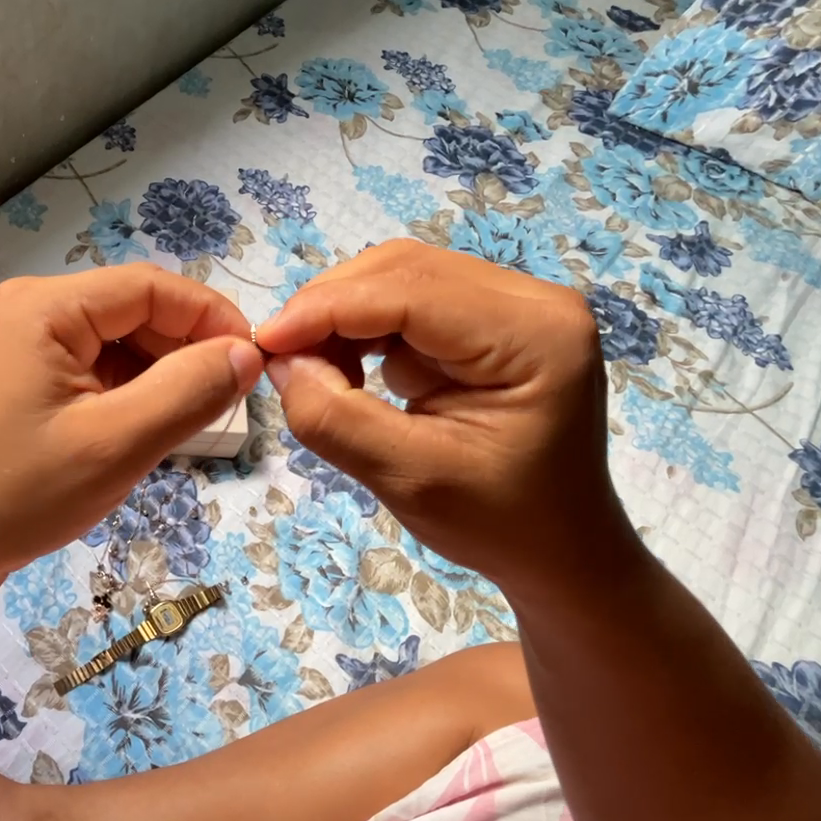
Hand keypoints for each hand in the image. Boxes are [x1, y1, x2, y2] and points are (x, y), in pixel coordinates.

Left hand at [0, 264, 263, 604]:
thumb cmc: (24, 496)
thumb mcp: (118, 444)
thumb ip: (190, 390)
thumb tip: (246, 352)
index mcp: (41, 306)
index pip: (147, 287)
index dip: (208, 316)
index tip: (252, 360)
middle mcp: (24, 305)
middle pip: (129, 307)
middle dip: (181, 347)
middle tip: (222, 397)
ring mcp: (15, 335)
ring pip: (111, 335)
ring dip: (155, 369)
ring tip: (184, 415)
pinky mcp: (15, 367)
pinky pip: (87, 359)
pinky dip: (123, 383)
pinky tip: (141, 418)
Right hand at [256, 240, 632, 598]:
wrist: (557, 550)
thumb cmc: (498, 523)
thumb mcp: (409, 479)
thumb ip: (336, 420)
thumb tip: (280, 363)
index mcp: (533, 335)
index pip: (410, 293)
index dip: (326, 309)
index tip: (263, 344)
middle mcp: (529, 301)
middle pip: (401, 270)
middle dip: (329, 307)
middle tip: (280, 357)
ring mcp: (509, 305)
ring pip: (395, 279)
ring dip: (340, 318)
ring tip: (312, 370)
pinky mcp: (484, 319)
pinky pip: (402, 302)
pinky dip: (359, 330)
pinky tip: (345, 370)